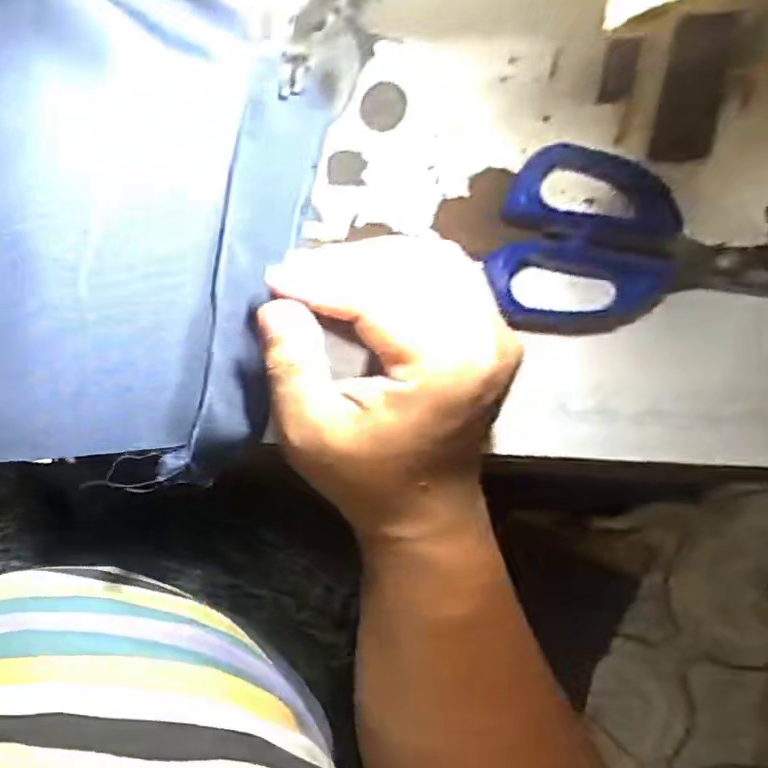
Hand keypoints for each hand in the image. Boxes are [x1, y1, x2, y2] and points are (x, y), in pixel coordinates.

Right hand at [256, 236, 521, 544]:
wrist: (421, 506)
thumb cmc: (359, 476)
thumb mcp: (306, 428)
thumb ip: (290, 364)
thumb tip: (273, 306)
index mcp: (445, 365)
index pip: (380, 296)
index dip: (320, 281)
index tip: (271, 279)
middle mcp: (486, 337)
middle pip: (416, 265)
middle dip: (345, 263)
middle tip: (290, 275)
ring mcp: (496, 331)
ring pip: (435, 261)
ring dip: (371, 261)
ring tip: (317, 275)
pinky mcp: (489, 331)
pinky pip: (445, 276)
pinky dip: (395, 270)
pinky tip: (355, 282)